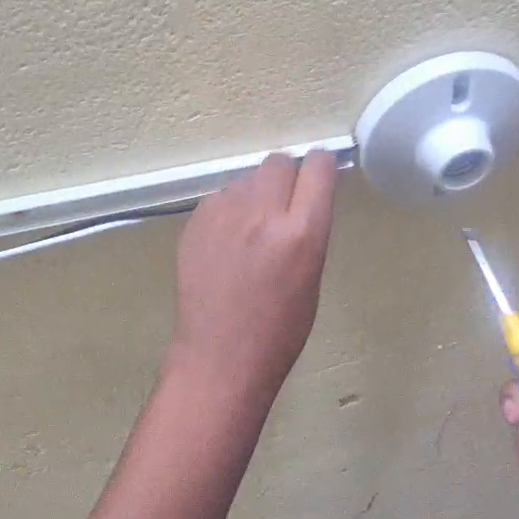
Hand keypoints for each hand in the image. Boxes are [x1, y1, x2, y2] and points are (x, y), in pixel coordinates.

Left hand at [169, 149, 336, 390]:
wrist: (220, 356)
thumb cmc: (280, 329)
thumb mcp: (313, 276)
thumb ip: (309, 230)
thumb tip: (303, 198)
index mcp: (302, 232)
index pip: (319, 167)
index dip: (322, 167)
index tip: (320, 176)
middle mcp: (263, 213)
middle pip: (279, 162)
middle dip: (287, 177)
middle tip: (285, 205)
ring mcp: (224, 215)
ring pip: (247, 178)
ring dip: (256, 193)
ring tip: (252, 230)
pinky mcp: (196, 222)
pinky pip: (221, 197)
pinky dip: (229, 210)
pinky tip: (227, 243)